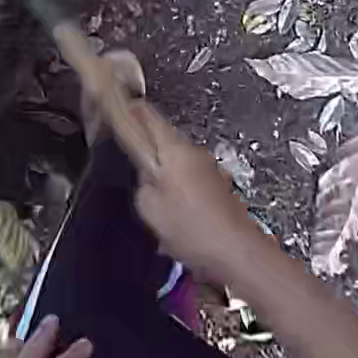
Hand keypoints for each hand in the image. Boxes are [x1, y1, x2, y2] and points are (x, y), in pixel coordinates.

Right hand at [125, 100, 272, 282]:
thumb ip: (141, 184)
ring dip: (166, 169)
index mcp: (173, 148)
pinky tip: (177, 211)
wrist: (235, 249)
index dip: (134, 110)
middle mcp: (193, 150)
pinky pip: (192, 174)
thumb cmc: (190, 227)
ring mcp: (208, 165)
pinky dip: (181, 184)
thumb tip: (145, 175)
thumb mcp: (150, 208)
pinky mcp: (218, 182)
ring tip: (156, 197)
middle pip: (164, 138)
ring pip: (179, 158)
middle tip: (133, 162)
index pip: (150, 117)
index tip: (123, 108)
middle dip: (149, 147)